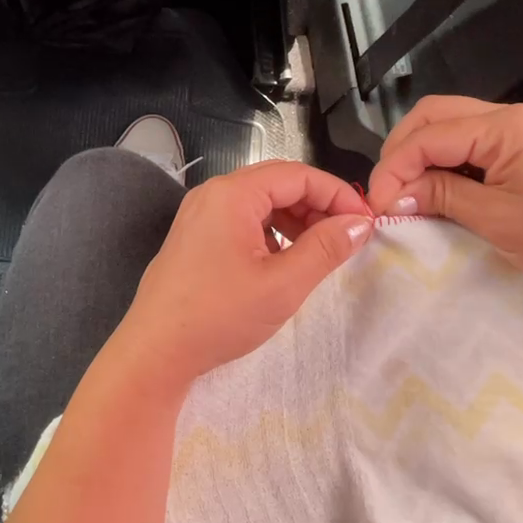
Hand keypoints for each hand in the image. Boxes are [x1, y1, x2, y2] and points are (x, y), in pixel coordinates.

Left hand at [114, 160, 374, 383]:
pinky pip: (241, 219)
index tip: (366, 223)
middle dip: (317, 204)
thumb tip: (359, 223)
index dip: (337, 193)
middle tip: (347, 237)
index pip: (297, 174)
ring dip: (294, 218)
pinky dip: (269, 231)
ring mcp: (199, 214)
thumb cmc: (220, 314)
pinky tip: (284, 260)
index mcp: (232, 194)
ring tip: (320, 250)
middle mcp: (212, 194)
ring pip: (259, 201)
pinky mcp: (194, 236)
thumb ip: (325, 249)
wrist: (156, 348)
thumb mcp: (282, 284)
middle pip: (277, 182)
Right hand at [363, 96, 522, 305]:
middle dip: (402, 150)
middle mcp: (512, 115)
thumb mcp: (496, 220)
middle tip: (388, 192)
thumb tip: (392, 196)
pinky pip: (474, 142)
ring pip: (452, 125)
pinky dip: (448, 161)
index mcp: (505, 126)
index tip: (375, 205)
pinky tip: (440, 189)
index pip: (427, 136)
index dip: (393, 168)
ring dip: (423, 154)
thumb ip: (440, 197)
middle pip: (434, 115)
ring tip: (409, 192)